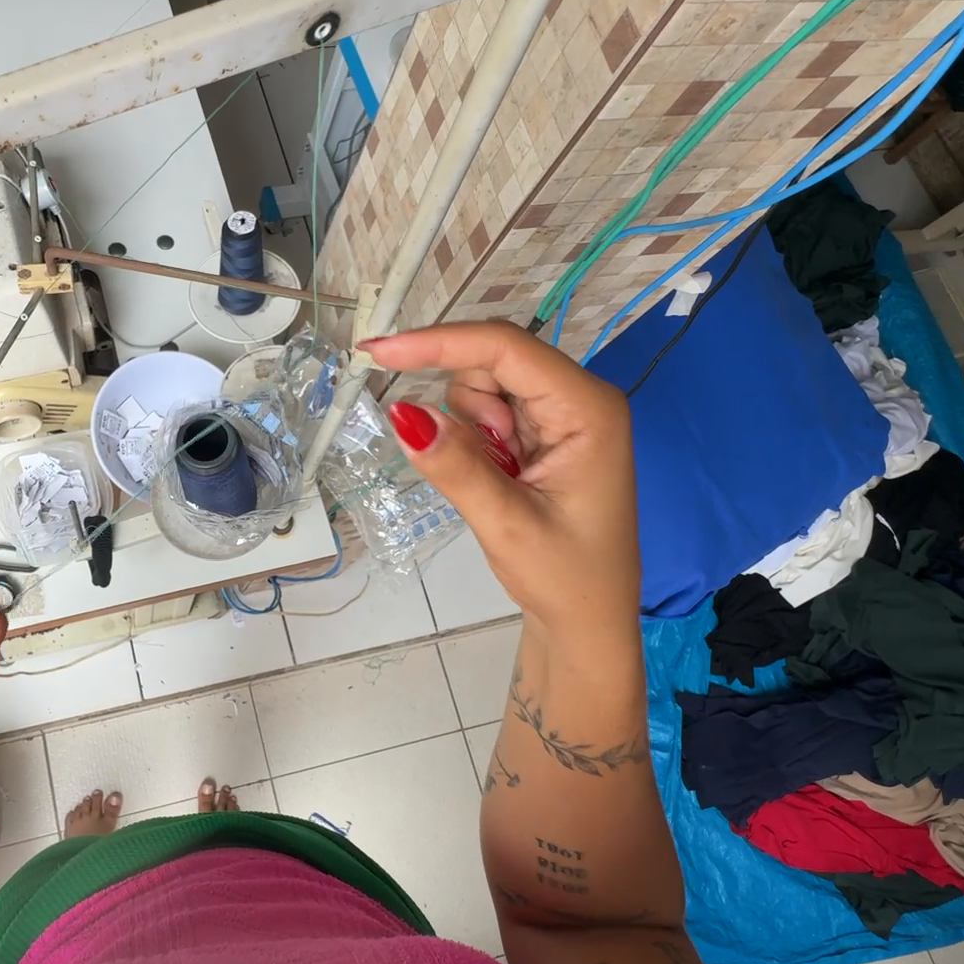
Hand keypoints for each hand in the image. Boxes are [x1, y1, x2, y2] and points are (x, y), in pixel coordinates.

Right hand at [362, 322, 638, 628]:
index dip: (438, 343)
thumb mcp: (505, 524)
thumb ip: (455, 466)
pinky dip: (472, 445)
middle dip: (466, 412)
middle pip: (489, 365)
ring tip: (498, 486)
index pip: (505, 348)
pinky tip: (498, 482)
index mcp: (587, 408)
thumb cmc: (564, 577)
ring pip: (479, 390)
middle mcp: (575, 399)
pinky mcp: (538, 436)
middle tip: (488, 473)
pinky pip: (482, 418)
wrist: (585, 619)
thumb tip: (400, 413)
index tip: (377, 353)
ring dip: (467, 433)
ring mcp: (557, 417)